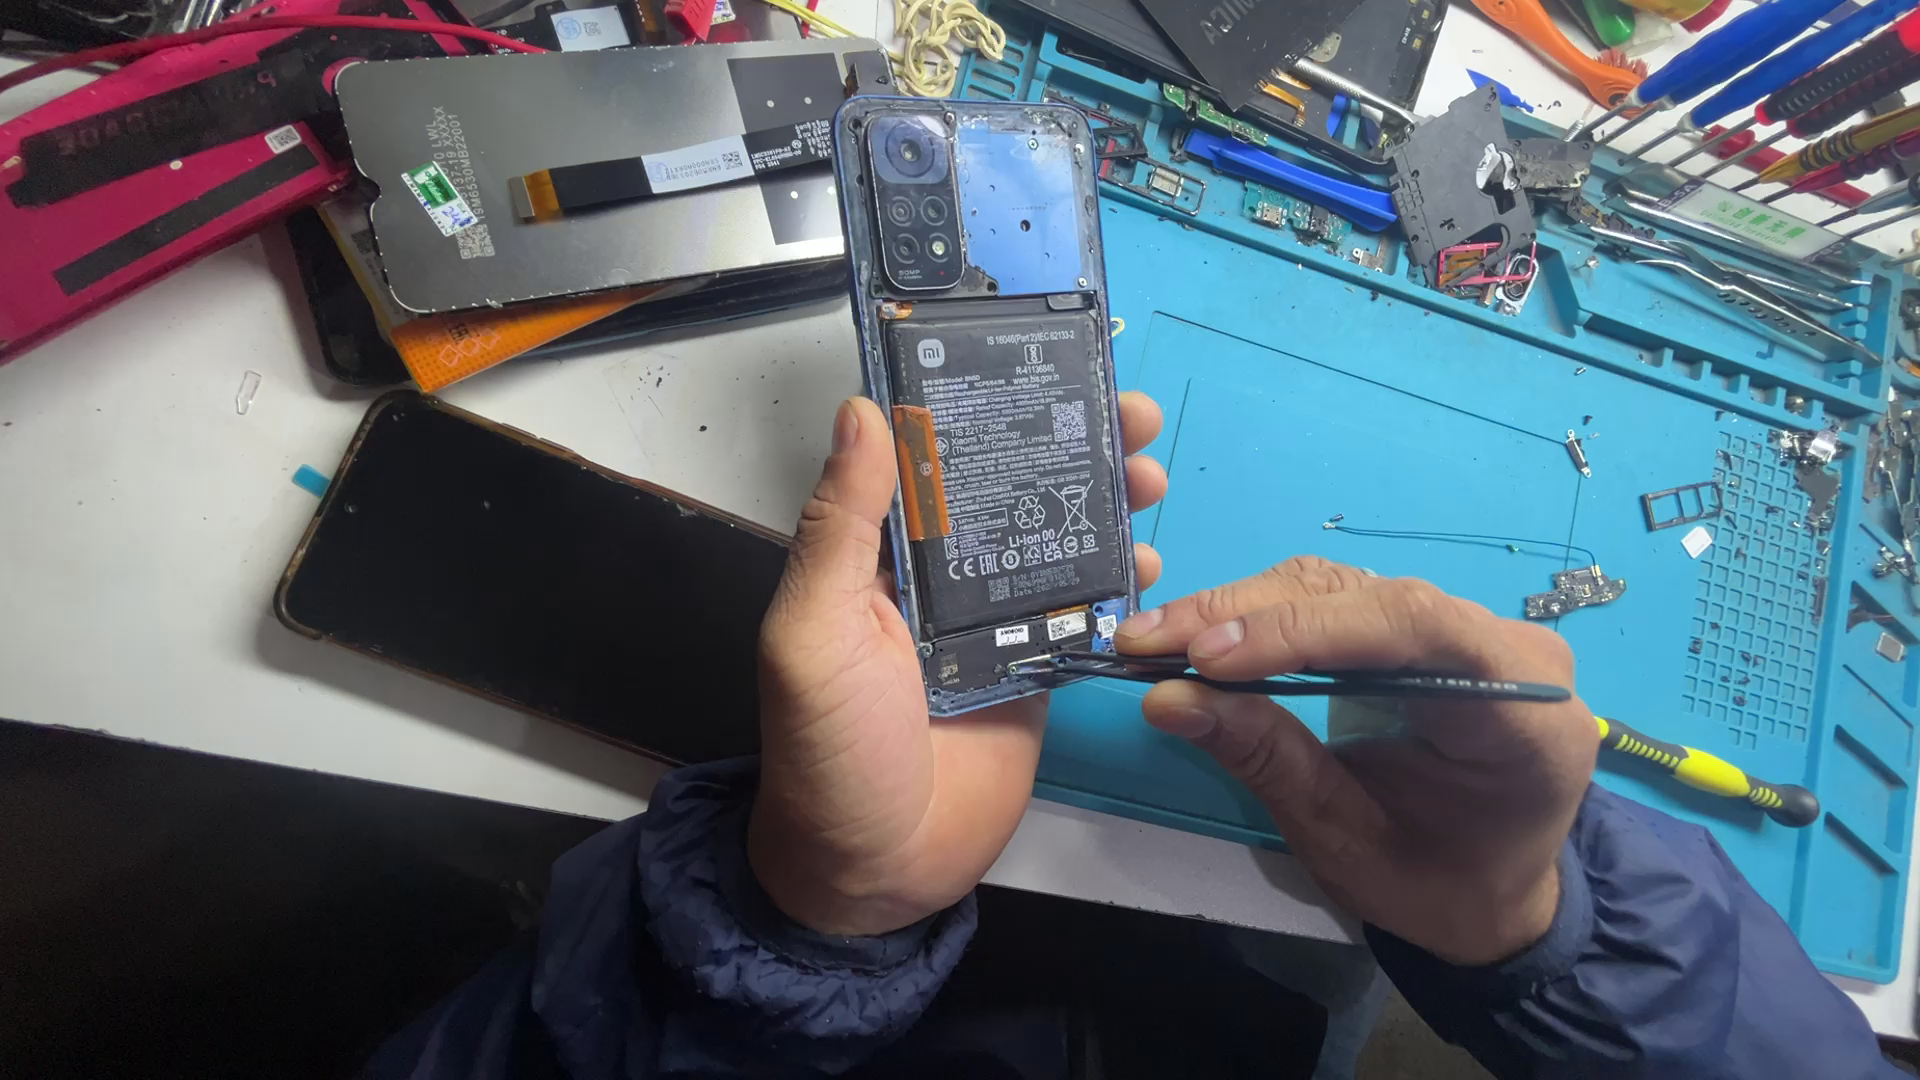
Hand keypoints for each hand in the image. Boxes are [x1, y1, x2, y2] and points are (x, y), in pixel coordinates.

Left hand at [750, 393, 1167, 935]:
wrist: (880, 866)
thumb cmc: (832, 749)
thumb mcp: (815, 631)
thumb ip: (839, 528)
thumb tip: (861, 413)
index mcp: (884, 551)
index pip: (936, 455)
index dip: (986, 404)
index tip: (1042, 364)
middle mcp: (942, 571)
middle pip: (1012, 485)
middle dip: (1070, 442)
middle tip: (1128, 415)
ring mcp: (995, 615)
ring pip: (1056, 536)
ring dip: (1104, 498)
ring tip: (1148, 476)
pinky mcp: (1037, 661)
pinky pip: (1083, 608)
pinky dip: (1118, 580)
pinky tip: (1147, 557)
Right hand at [1115, 557, 1595, 965]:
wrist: (1485, 888)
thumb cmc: (1432, 881)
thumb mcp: (1344, 838)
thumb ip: (1264, 759)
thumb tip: (1165, 698)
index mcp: (1516, 709)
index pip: (1411, 627)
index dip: (1301, 629)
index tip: (1204, 657)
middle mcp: (1493, 642)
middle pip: (1352, 594)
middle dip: (1239, 614)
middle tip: (1145, 641)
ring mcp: (1448, 623)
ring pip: (1324, 586)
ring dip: (1230, 608)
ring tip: (1155, 637)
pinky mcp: (1402, 623)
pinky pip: (1318, 598)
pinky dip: (1247, 615)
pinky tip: (1196, 635)